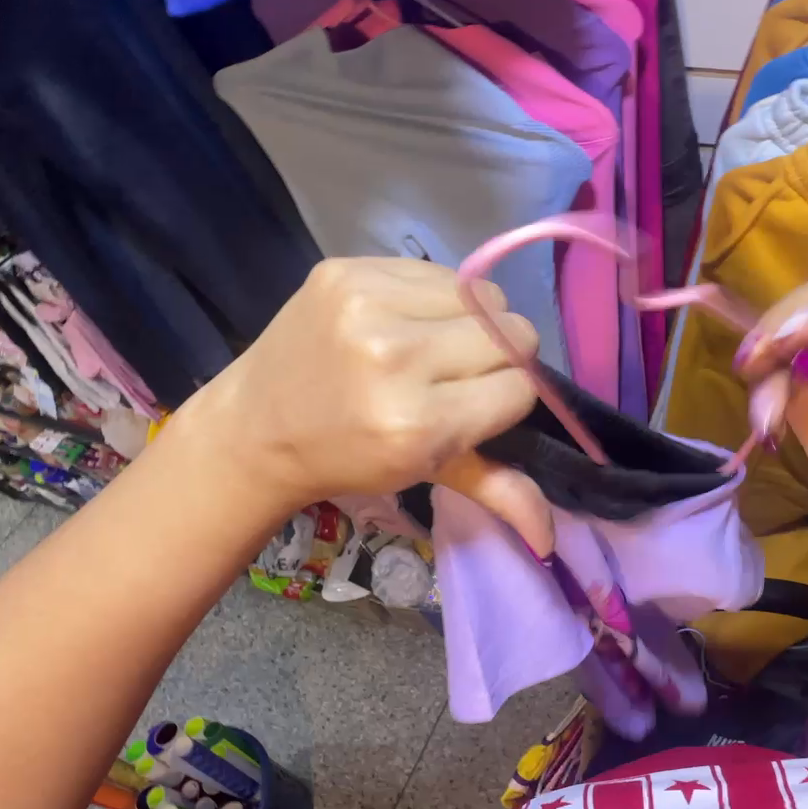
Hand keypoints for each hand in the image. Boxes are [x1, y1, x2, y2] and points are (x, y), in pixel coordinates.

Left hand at [182, 257, 539, 504]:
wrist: (254, 425)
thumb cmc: (348, 458)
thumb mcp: (425, 478)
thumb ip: (499, 493)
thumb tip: (552, 540)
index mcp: (418, 424)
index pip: (520, 387)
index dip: (510, 397)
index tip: (482, 406)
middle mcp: (395, 358)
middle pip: (513, 333)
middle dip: (500, 357)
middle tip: (461, 374)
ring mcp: (368, 305)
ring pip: (484, 295)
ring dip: (474, 321)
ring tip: (436, 344)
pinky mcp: (347, 268)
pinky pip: (438, 271)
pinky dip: (437, 297)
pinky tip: (406, 320)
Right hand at [737, 272, 807, 532]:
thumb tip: (807, 363)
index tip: (793, 337)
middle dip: (782, 327)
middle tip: (754, 359)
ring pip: (786, 336)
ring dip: (765, 366)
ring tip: (766, 414)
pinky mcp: (803, 389)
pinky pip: (772, 376)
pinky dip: (762, 395)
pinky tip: (767, 425)